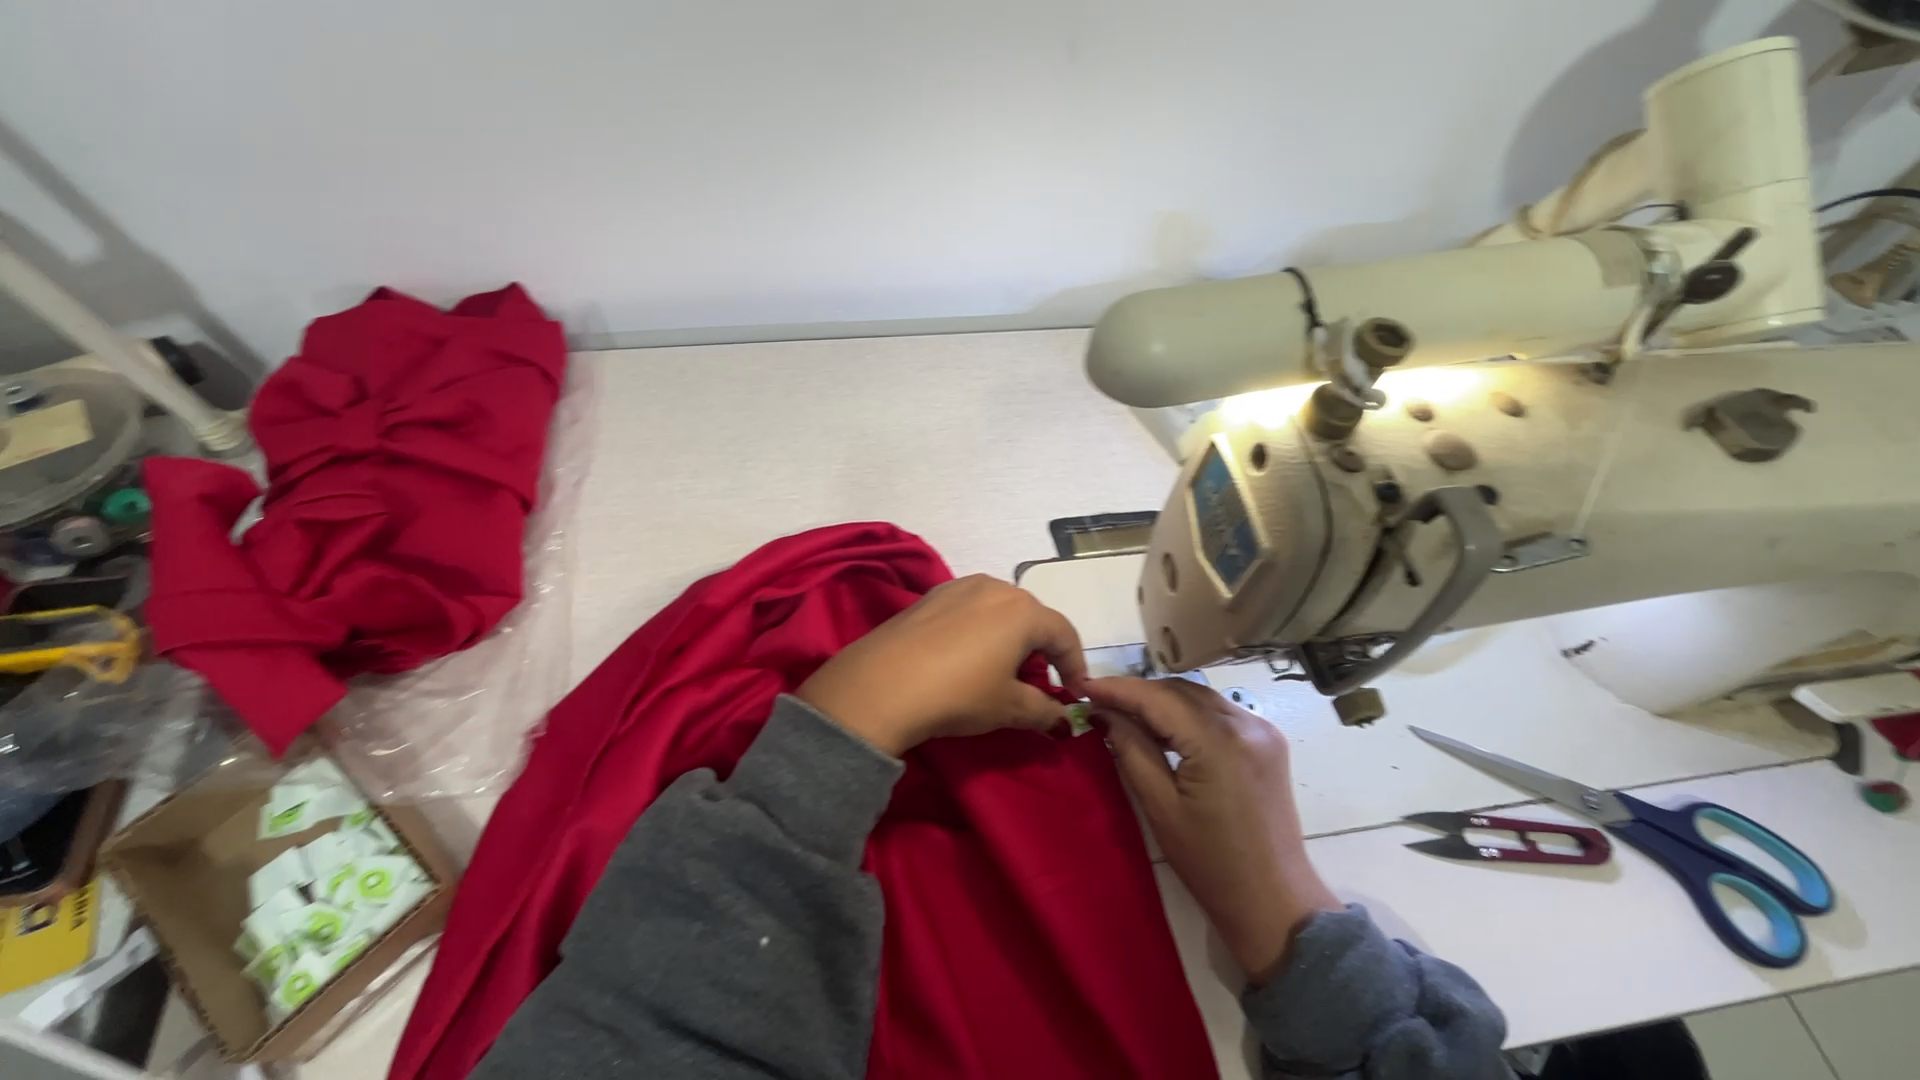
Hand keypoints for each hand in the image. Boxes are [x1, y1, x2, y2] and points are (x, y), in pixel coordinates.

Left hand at [796, 575, 1087, 757]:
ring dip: (1009, 638)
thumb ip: (1044, 711)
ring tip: (1000, 670)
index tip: (1074, 694)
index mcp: (1023, 610)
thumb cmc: (959, 694)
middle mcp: (995, 587)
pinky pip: (969, 610)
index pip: (1064, 635)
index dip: (1075, 666)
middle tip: (1038, 683)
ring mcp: (958, 586)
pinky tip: (965, 658)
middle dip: (1041, 650)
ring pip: (999, 610)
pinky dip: (978, 631)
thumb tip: (1061, 719)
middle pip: (1031, 617)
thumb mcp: (1009, 708)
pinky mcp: (929, 596)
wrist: (882, 686)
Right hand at [1088, 676, 1340, 984]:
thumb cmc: (1210, 862)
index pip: (1157, 697)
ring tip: (1124, 714)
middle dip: (1137, 692)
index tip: (1082, 686)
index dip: (1117, 689)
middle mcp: (1245, 723)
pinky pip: (1218, 712)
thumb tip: (1105, 713)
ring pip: (1199, 696)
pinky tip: (1164, 728)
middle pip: (1179, 690)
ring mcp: (1262, 729)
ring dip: (1161, 700)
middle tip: (1098, 703)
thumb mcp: (1160, 806)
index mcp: (1218, 741)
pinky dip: (1186, 712)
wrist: (1272, 899)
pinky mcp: (1268, 742)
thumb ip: (1132, 750)